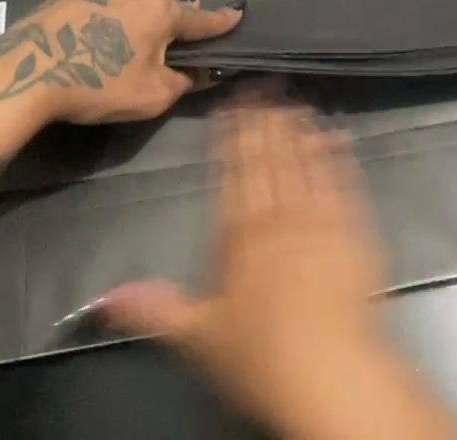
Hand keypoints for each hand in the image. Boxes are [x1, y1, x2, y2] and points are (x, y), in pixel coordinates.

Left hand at [0, 0, 241, 125]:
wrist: (25, 72)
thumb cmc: (96, 84)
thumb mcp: (152, 95)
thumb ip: (185, 81)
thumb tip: (202, 71)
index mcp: (160, 9)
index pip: (200, 18)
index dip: (220, 22)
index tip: (236, 14)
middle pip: (161, 8)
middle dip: (164, 28)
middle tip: (154, 55)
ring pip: (129, 0)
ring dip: (131, 18)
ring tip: (114, 47)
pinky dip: (105, 14)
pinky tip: (89, 36)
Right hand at [100, 103, 410, 435]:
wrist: (332, 374)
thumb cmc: (261, 355)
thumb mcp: (198, 336)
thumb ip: (154, 308)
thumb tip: (101, 298)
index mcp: (238, 234)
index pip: (231, 170)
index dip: (230, 133)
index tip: (231, 101)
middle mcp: (277, 217)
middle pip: (267, 157)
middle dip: (263, 117)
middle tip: (263, 82)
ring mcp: (319, 220)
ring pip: (304, 161)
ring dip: (297, 127)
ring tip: (292, 97)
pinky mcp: (355, 232)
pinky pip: (344, 183)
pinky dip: (338, 155)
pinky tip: (336, 133)